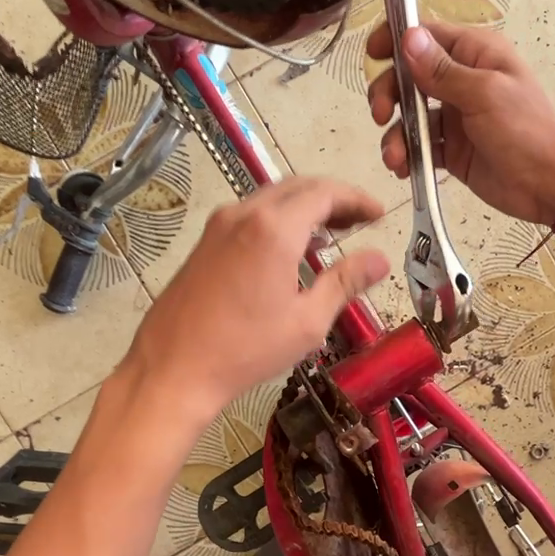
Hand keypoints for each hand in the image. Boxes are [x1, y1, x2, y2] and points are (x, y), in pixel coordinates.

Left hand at [127, 177, 389, 417]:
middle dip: (334, 199)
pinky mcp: (205, 242)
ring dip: (305, 208)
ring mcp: (219, 226)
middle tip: (361, 221)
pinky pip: (251, 215)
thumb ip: (345, 282)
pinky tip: (292, 249)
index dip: (356, 199)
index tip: (379, 213)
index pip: (325, 193)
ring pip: (272, 199)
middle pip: (298, 187)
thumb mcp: (307, 321)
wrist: (174, 368)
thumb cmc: (246, 349)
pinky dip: (280, 220)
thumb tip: (380, 260)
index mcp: (274, 228)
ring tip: (332, 234)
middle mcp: (244, 214)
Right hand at [367, 21, 554, 223]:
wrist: (548, 186)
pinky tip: (403, 169)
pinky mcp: (452, 151)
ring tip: (395, 158)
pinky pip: (420, 148)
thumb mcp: (485, 94)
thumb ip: (443, 71)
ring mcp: (455, 117)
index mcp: (475, 54)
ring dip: (395, 134)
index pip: (426, 35)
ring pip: (410, 117)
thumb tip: (408, 38)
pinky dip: (407, 157)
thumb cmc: (527, 132)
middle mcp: (462, 81)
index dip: (396, 40)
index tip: (374, 54)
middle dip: (388, 94)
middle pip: (409, 77)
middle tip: (380, 114)